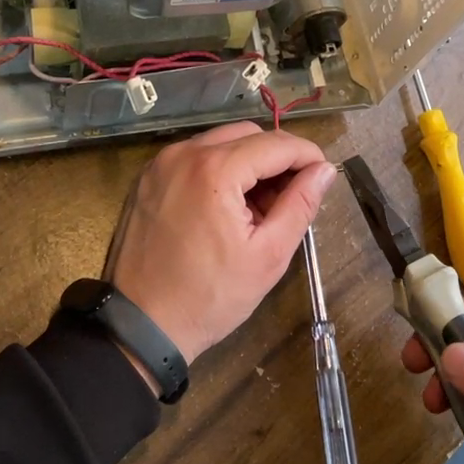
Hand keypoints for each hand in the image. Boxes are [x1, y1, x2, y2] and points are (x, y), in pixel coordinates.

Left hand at [108, 122, 334, 363]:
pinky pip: (194, 159)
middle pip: (247, 135)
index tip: (324, 175)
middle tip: (290, 199)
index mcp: (214, 169)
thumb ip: (300, 205)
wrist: (138, 327)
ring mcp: (160, 164)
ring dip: (247, 165)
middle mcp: (183, 153)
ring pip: (219, 143)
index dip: (307, 155)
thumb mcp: (268, 255)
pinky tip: (226, 210)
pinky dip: (218, 172)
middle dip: (276, 159)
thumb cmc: (209, 297)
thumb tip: (324, 170)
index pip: (275, 144)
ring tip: (258, 211)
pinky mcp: (147, 179)